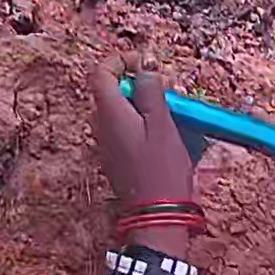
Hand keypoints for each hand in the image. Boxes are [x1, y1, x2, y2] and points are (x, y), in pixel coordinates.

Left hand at [89, 56, 197, 257]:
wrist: (156, 214)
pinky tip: (166, 132)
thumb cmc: (161, 170)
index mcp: (109, 113)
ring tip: (173, 112)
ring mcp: (107, 142)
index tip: (149, 65)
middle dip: (142, 82)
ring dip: (147, 102)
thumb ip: (151, 90)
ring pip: (122, 108)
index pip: (101, 72)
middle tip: (170, 90)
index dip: (123, 60)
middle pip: (114, 89)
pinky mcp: (116, 155)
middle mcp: (101, 125)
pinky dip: (145, 121)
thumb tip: (145, 65)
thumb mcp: (162, 123)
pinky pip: (127, 127)